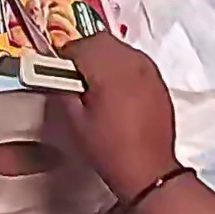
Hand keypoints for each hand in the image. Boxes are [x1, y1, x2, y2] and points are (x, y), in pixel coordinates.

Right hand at [51, 34, 179, 198]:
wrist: (150, 173)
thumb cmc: (109, 148)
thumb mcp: (75, 121)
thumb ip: (63, 90)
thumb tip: (56, 76)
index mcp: (108, 70)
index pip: (79, 46)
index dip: (65, 59)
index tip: (60, 74)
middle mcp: (131, 63)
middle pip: (100, 40)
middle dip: (84, 52)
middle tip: (76, 77)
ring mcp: (148, 70)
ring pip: (118, 47)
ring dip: (104, 57)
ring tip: (97, 83)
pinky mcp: (158, 80)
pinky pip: (134, 60)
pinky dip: (121, 66)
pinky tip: (117, 88)